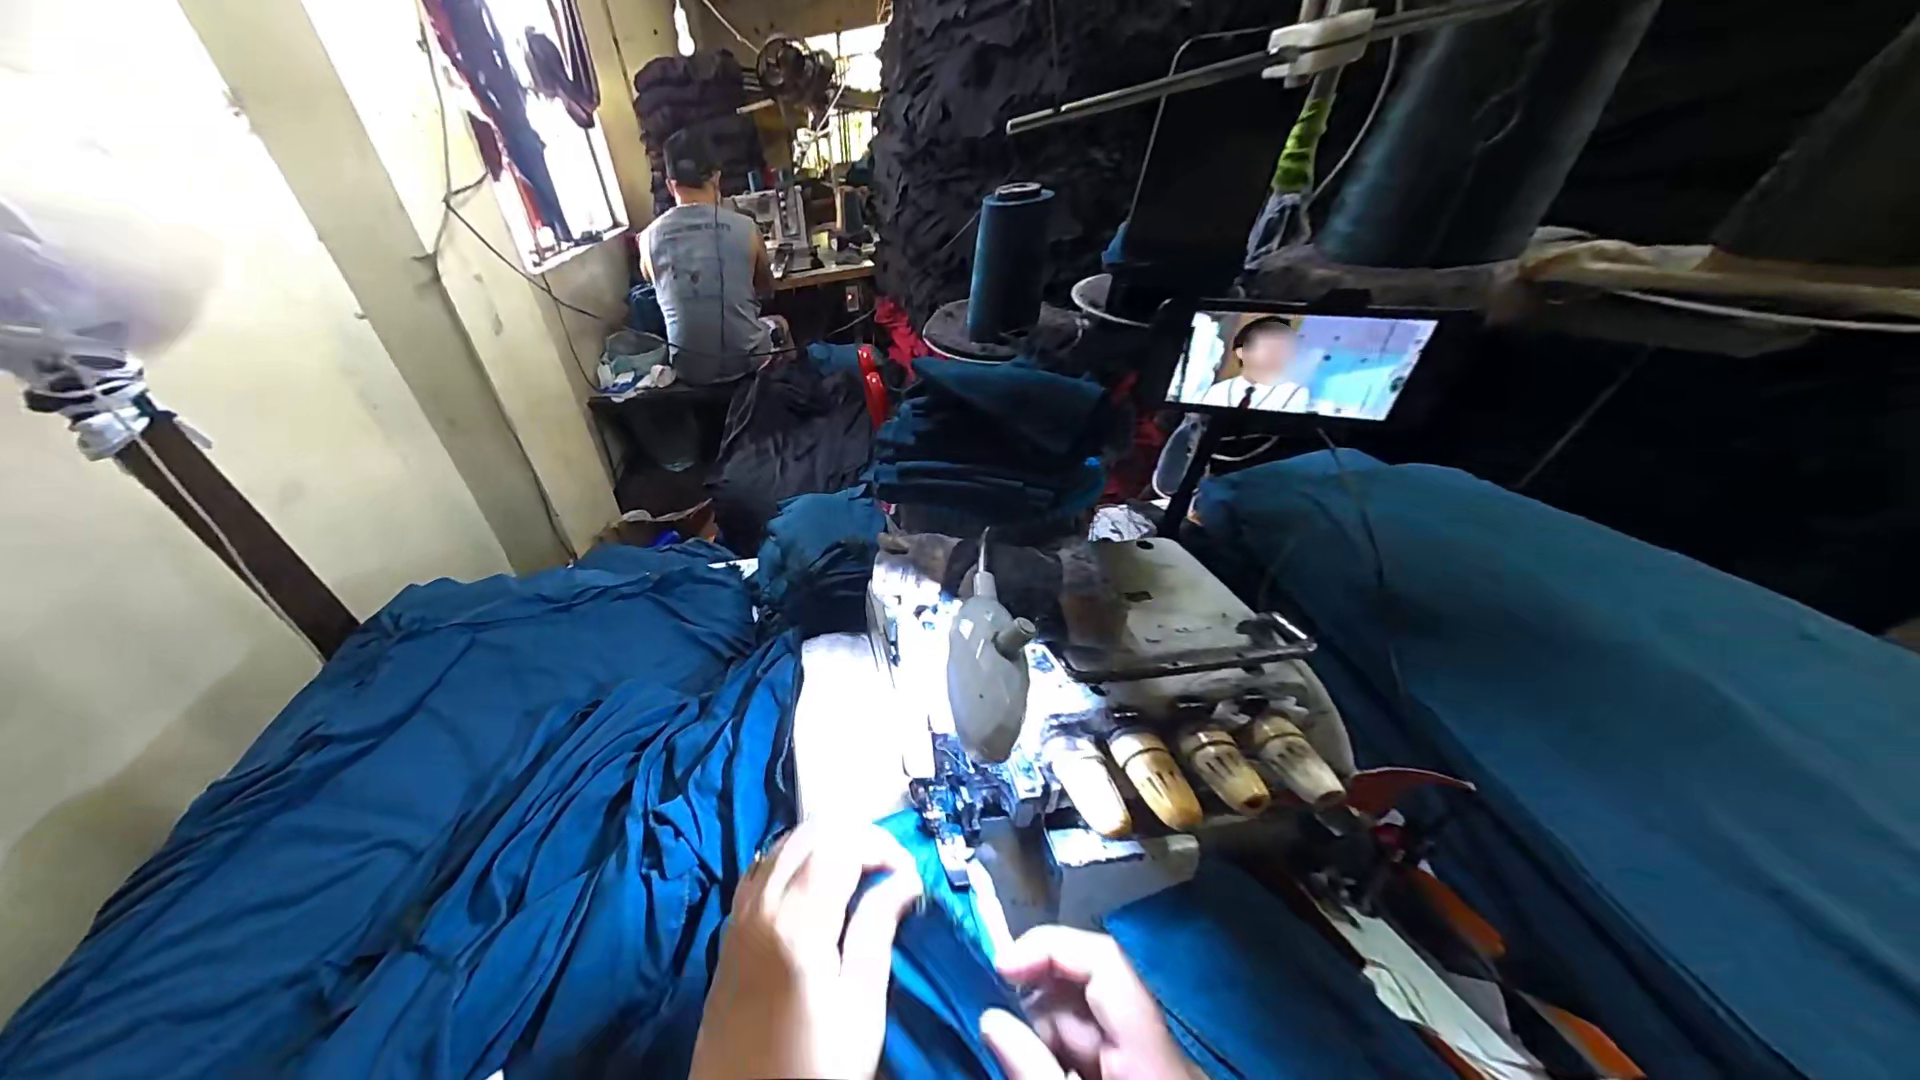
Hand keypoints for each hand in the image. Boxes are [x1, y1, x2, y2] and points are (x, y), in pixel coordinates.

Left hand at [689, 820, 922, 1079]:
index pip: (843, 844)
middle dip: (856, 836)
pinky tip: (815, 886)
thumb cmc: (811, 1071)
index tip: (907, 874)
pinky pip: (763, 866)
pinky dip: (794, 859)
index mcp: (797, 923)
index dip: (883, 846)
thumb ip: (877, 932)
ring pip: (785, 841)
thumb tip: (904, 881)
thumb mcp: (859, 1011)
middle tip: (887, 869)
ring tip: (857, 874)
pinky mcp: (729, 930)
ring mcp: (739, 915)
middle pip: (812, 831)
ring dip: (825, 843)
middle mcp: (762, 905)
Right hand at [979, 926, 1188, 1079]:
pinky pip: (1102, 1049)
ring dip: (1047, 1031)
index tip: (1001, 965)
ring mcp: (1160, 1068)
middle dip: (1040, 1001)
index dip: (1049, 946)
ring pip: (1093, 1020)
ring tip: (1022, 1060)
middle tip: (1001, 1032)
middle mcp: (1164, 1051)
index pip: (1104, 960)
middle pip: (1094, 988)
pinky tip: (1046, 1070)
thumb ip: (1033, 1071)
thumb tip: (991, 1018)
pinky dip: (1065, 1054)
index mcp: (1153, 1056)